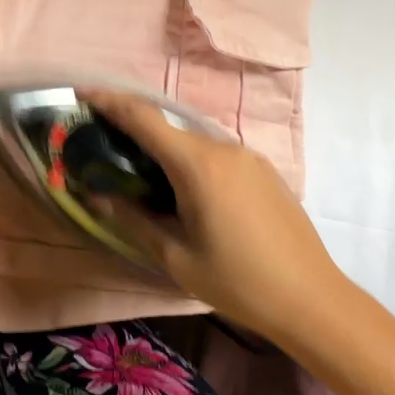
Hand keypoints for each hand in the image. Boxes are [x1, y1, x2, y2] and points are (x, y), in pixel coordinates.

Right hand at [82, 88, 345, 341]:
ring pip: (190, 141)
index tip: (81, 93)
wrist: (313, 301)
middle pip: (165, 127)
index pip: (142, 117)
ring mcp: (246, 156)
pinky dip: (186, 159)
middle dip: (130, 129)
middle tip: (101, 145)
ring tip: (138, 173)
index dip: (108, 101)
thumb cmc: (239, 283)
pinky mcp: (261, 170)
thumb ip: (132, 219)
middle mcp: (222, 148)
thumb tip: (96, 195)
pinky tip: (180, 190)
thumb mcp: (175, 257)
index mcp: (196, 165)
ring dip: (160, 148)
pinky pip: (213, 153)